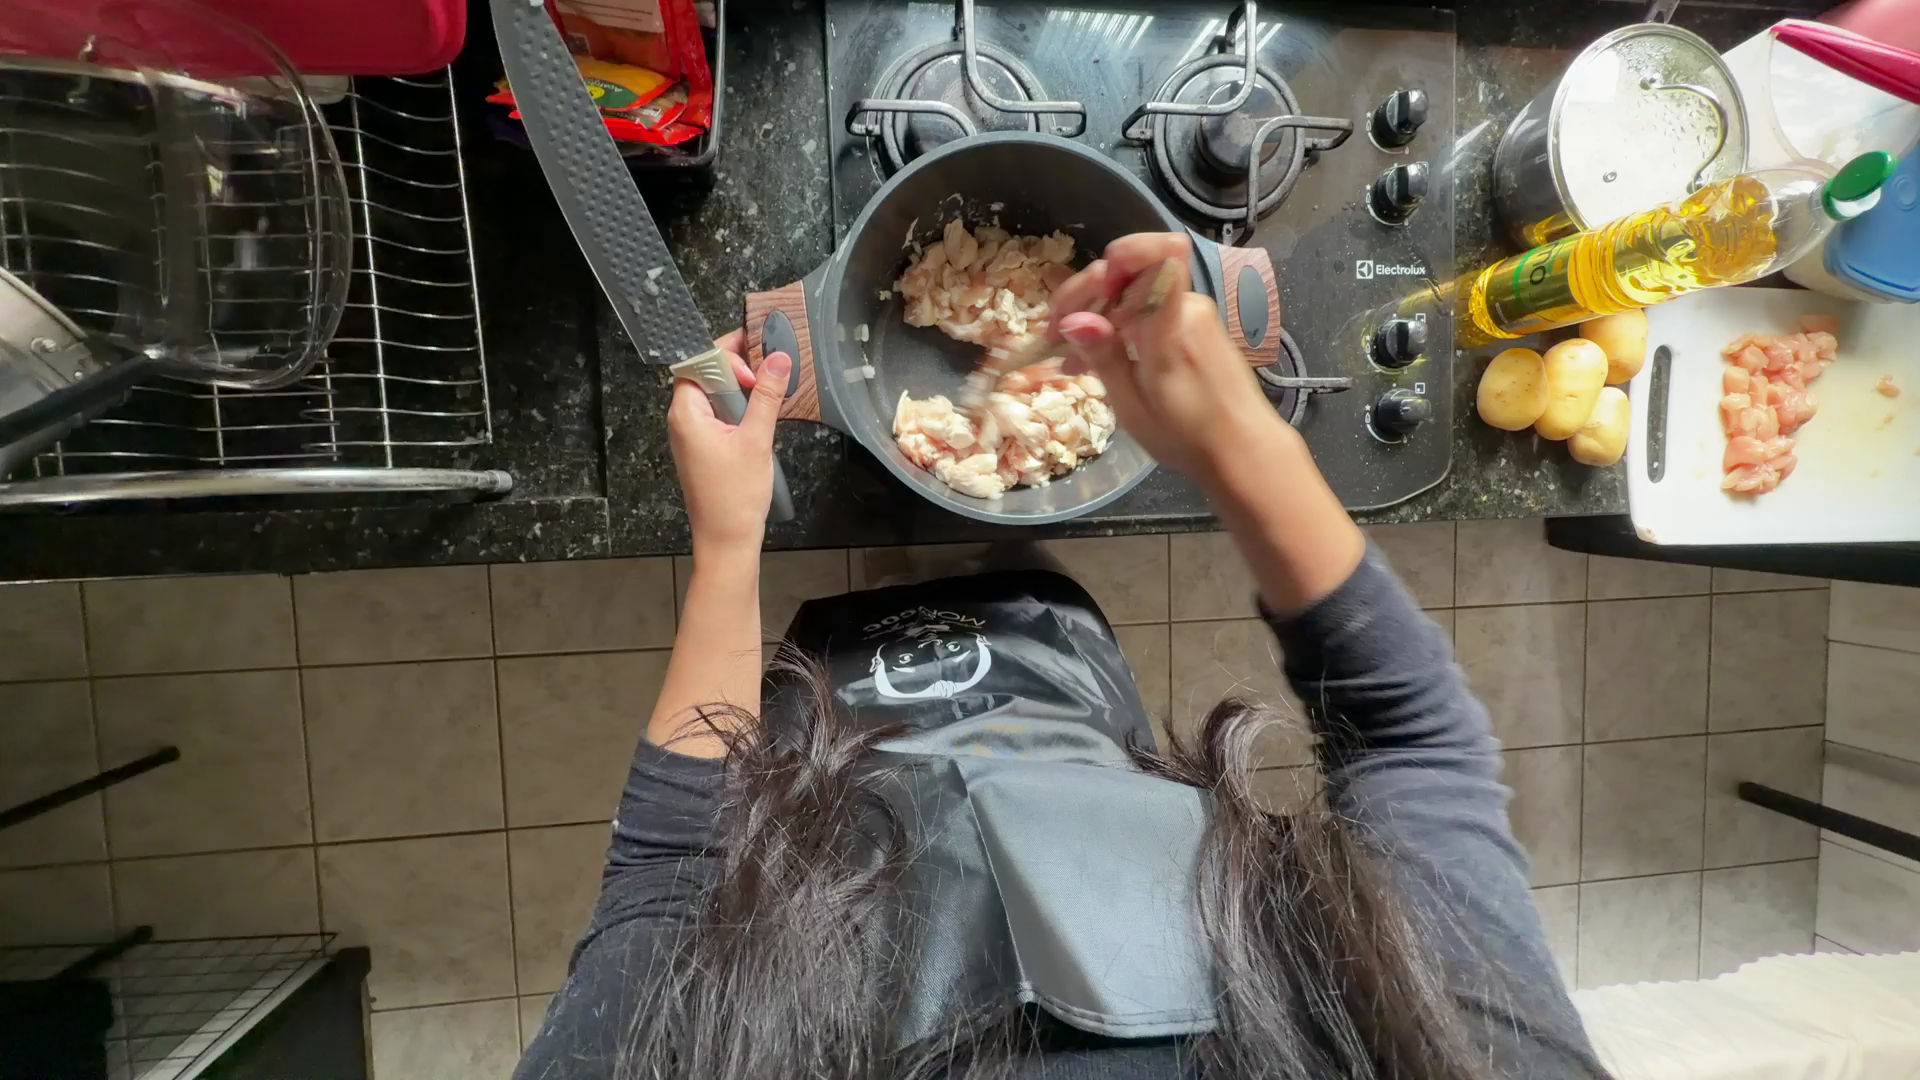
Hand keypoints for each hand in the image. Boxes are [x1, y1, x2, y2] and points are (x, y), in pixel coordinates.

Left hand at [667, 328, 790, 557]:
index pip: (698, 362)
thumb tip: (778, 359)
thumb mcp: (756, 440)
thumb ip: (767, 396)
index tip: (756, 366)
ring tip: (767, 388)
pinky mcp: (704, 448)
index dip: (726, 356)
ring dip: (739, 388)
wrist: (727, 538)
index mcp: (686, 413)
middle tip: (767, 366)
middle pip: (704, 374)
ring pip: (713, 395)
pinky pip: (718, 415)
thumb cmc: (735, 496)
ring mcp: (692, 435)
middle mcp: (683, 420)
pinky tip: (759, 415)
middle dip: (735, 365)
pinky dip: (738, 408)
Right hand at [1048, 233, 1293, 485]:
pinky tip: (1100, 358)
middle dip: (1085, 296)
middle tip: (1054, 337)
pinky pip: (1150, 310)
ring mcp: (1194, 313)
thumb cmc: (1187, 436)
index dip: (1125, 253)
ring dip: (1097, 315)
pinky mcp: (1196, 325)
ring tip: (1071, 359)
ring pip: (1135, 293)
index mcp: (1171, 324)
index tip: (1090, 293)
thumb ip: (1105, 358)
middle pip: (1131, 272)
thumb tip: (1072, 319)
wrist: (1243, 450)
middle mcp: (1186, 306)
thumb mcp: (1134, 408)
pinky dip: (1119, 327)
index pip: (1163, 253)